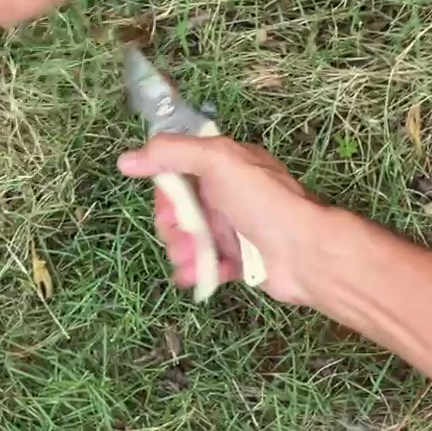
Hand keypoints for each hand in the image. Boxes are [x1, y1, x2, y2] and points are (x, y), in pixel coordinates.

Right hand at [117, 135, 328, 305]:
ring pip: (191, 240)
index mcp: (226, 165)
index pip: (179, 172)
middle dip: (173, 227)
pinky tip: (198, 277)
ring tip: (190, 263)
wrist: (305, 253)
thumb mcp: (217, 161)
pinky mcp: (239, 260)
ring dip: (183, 252)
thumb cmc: (262, 201)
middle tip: (179, 238)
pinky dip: (199, 271)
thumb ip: (171, 153)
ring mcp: (234, 228)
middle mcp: (229, 194)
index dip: (167, 191)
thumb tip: (126, 160)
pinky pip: (207, 265)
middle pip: (181, 210)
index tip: (167, 206)